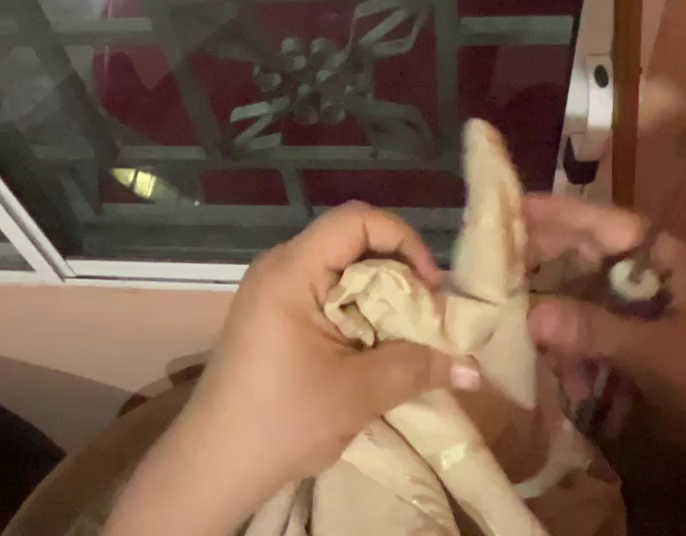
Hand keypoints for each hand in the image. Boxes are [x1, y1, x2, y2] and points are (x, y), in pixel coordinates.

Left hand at [105, 203, 467, 535]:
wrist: (211, 465)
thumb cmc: (281, 421)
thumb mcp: (356, 395)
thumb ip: (416, 369)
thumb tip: (474, 366)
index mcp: (291, 271)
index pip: (354, 220)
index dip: (401, 239)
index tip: (429, 286)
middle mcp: (279, 266)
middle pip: (348, 239)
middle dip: (396, 269)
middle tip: (426, 312)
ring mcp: (271, 288)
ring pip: (338, 266)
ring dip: (378, 291)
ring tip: (407, 330)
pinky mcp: (271, 312)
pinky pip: (323, 288)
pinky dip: (356, 306)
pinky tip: (373, 342)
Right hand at [522, 194, 685, 443]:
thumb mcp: (655, 355)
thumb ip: (592, 329)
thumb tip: (530, 313)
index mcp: (670, 262)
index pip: (607, 224)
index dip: (562, 213)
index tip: (517, 207)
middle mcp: (656, 279)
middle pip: (591, 259)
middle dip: (552, 271)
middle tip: (503, 270)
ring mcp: (649, 315)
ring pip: (589, 302)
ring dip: (565, 327)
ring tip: (541, 348)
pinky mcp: (642, 349)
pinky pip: (597, 337)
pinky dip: (581, 356)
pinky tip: (572, 386)